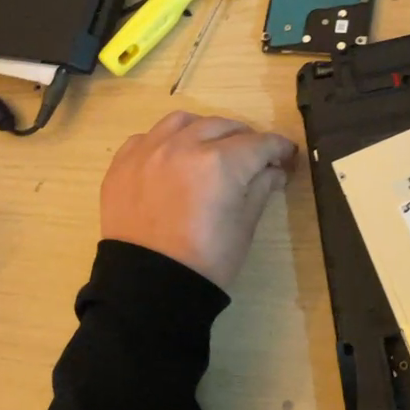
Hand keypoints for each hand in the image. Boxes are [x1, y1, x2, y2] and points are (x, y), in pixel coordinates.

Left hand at [101, 112, 298, 288]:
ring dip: (203, 130)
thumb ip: (260, 188)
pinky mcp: (123, 163)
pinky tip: (172, 159)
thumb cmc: (206, 261)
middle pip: (222, 126)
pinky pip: (147, 137)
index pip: (259, 144)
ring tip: (210, 147)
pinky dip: (165, 141)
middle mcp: (183, 146)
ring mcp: (149, 151)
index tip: (286, 156)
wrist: (148, 287)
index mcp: (220, 163)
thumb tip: (274, 171)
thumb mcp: (243, 226)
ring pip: (182, 122)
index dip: (279, 149)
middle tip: (254, 156)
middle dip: (244, 137)